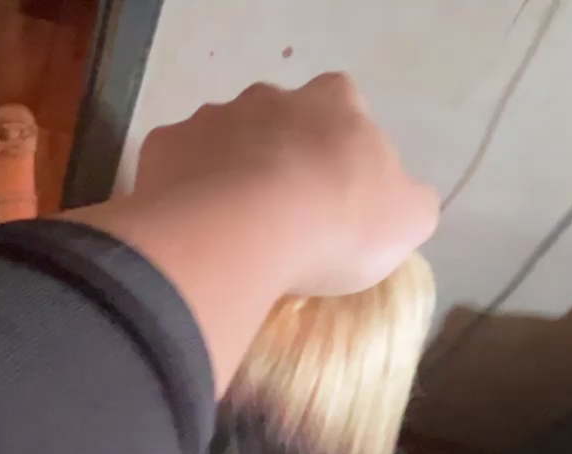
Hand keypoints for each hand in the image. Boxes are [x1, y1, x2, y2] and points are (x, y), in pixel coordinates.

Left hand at [133, 74, 437, 296]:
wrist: (243, 236)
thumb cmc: (334, 226)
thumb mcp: (405, 224)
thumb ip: (407, 205)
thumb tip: (401, 204)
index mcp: (335, 103)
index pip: (344, 114)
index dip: (337, 159)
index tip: (330, 204)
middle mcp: (270, 97)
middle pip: (277, 127)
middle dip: (277, 165)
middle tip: (277, 224)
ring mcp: (211, 118)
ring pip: (220, 146)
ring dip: (225, 180)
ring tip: (228, 236)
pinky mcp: (164, 147)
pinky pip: (174, 171)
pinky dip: (180, 197)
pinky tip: (189, 235)